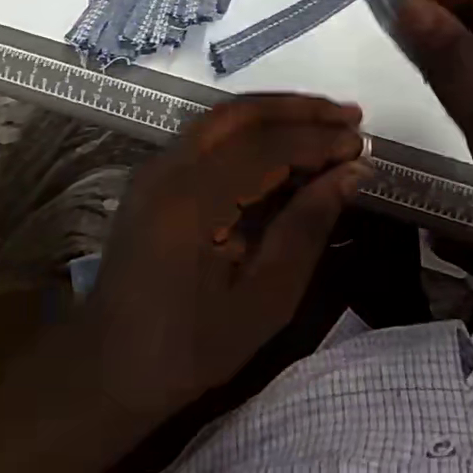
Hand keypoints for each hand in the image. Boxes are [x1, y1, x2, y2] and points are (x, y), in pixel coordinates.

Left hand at [79, 94, 366, 417]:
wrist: (112, 362)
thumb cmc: (191, 345)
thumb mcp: (263, 301)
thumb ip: (305, 229)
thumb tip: (350, 174)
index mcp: (190, 201)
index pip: (262, 148)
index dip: (315, 141)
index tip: (360, 144)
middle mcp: (167, 168)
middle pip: (238, 116)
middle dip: (296, 110)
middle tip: (349, 116)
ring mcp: (155, 167)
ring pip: (221, 119)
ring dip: (273, 114)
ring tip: (325, 121)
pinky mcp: (155, 175)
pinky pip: (207, 137)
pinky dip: (249, 132)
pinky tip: (282, 144)